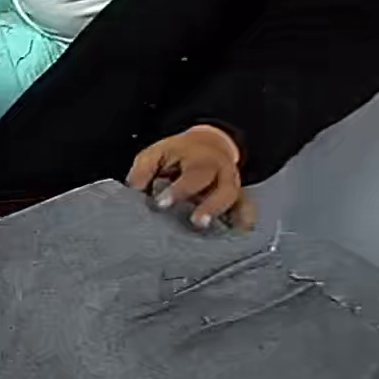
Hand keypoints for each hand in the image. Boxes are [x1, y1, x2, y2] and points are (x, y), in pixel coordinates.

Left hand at [126, 125, 257, 229]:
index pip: (195, 174)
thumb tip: (133, 189)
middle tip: (196, 221)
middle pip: (224, 189)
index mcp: (202, 159)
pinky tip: (237, 233)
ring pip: (236, 200)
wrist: (204, 145)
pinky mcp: (235, 199)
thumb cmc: (174, 154)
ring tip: (209, 230)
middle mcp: (222, 172)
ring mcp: (231, 186)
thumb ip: (142, 171)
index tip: (162, 204)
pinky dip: (242, 220)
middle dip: (211, 206)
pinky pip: (245, 209)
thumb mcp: (155, 154)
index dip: (180, 190)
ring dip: (224, 217)